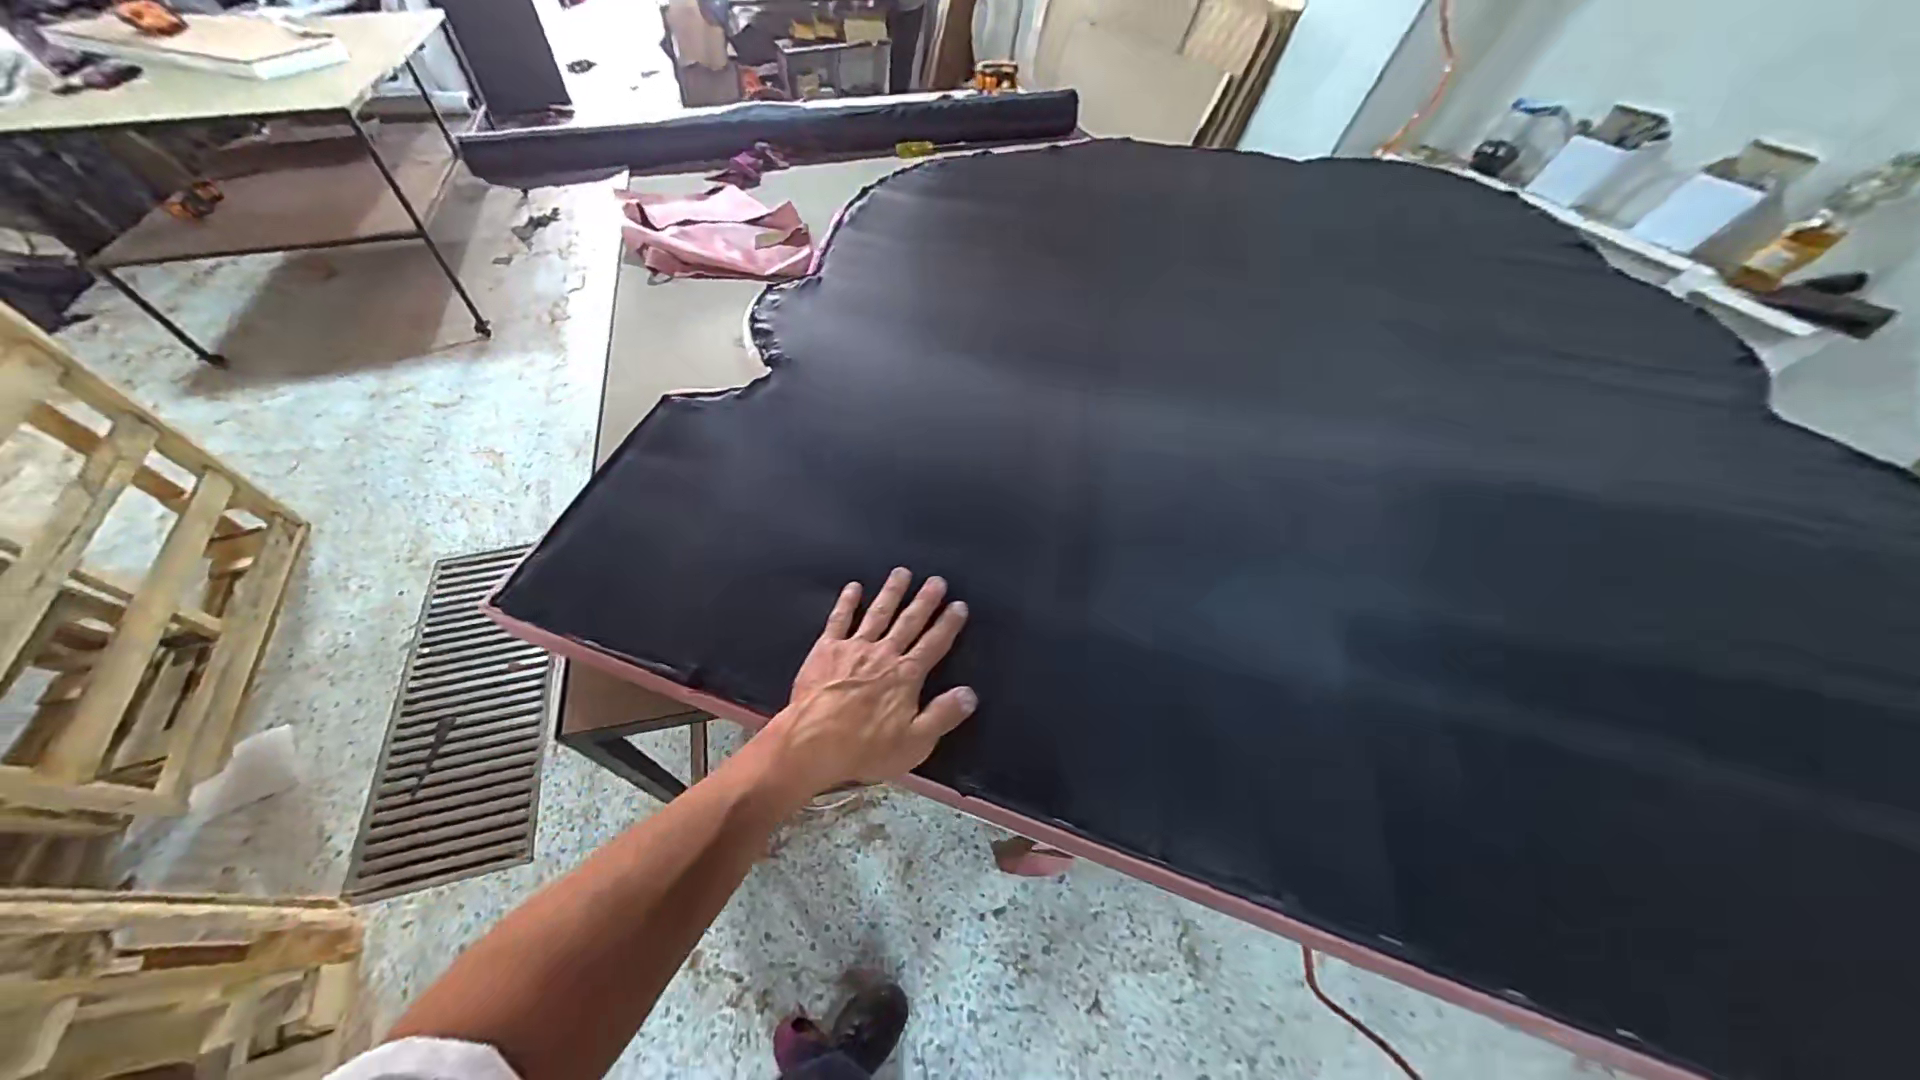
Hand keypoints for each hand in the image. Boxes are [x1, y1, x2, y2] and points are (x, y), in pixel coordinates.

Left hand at [760, 567, 974, 797]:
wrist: (812, 743)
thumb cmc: (865, 748)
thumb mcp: (915, 742)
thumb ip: (943, 715)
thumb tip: (969, 693)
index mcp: (906, 676)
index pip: (934, 644)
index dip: (948, 624)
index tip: (958, 606)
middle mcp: (883, 654)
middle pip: (909, 622)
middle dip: (925, 601)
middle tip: (936, 581)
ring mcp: (853, 649)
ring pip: (878, 613)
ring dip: (892, 592)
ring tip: (902, 573)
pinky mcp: (826, 650)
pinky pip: (839, 620)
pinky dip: (847, 602)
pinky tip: (854, 587)